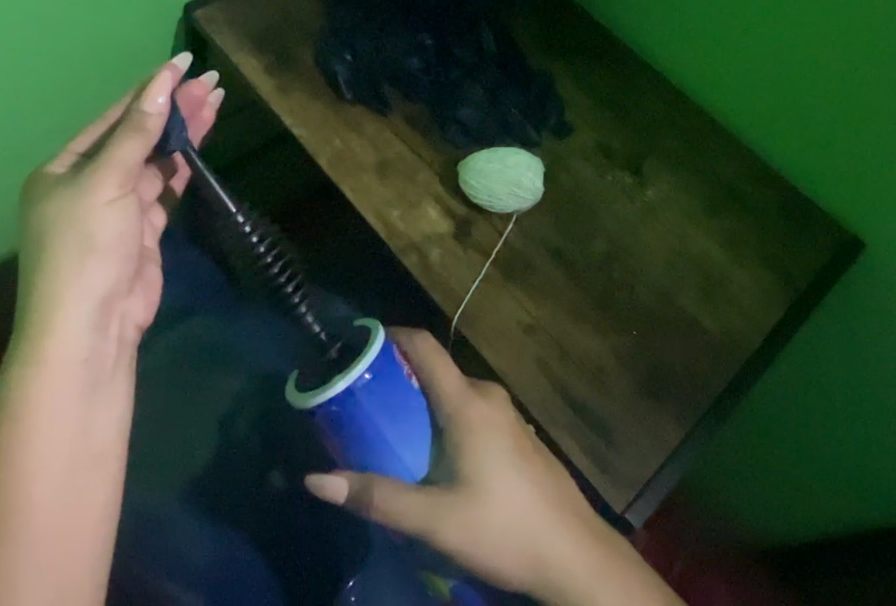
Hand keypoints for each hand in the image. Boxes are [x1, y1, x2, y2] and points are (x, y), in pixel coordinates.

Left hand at [18, 52, 222, 351]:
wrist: (91, 327)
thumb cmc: (85, 246)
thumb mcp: (106, 182)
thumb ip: (137, 132)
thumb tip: (163, 82)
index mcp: (62, 169)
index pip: (112, 119)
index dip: (148, 92)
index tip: (183, 66)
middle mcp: (87, 185)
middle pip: (136, 138)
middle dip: (172, 110)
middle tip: (212, 81)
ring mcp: (116, 211)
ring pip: (154, 163)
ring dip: (183, 135)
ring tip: (216, 101)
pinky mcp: (142, 233)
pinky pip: (164, 190)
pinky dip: (183, 168)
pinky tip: (202, 143)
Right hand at [303, 330, 679, 605]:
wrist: (579, 560)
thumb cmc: (506, 530)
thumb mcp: (434, 520)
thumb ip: (377, 497)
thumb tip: (315, 480)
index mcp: (467, 403)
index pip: (423, 346)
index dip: (389, 335)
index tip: (357, 345)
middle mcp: (489, 398)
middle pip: (436, 371)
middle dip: (398, 379)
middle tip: (363, 403)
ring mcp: (511, 419)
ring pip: (456, 395)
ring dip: (423, 404)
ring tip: (392, 432)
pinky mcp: (522, 441)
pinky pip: (474, 414)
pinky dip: (447, 421)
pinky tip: (436, 460)